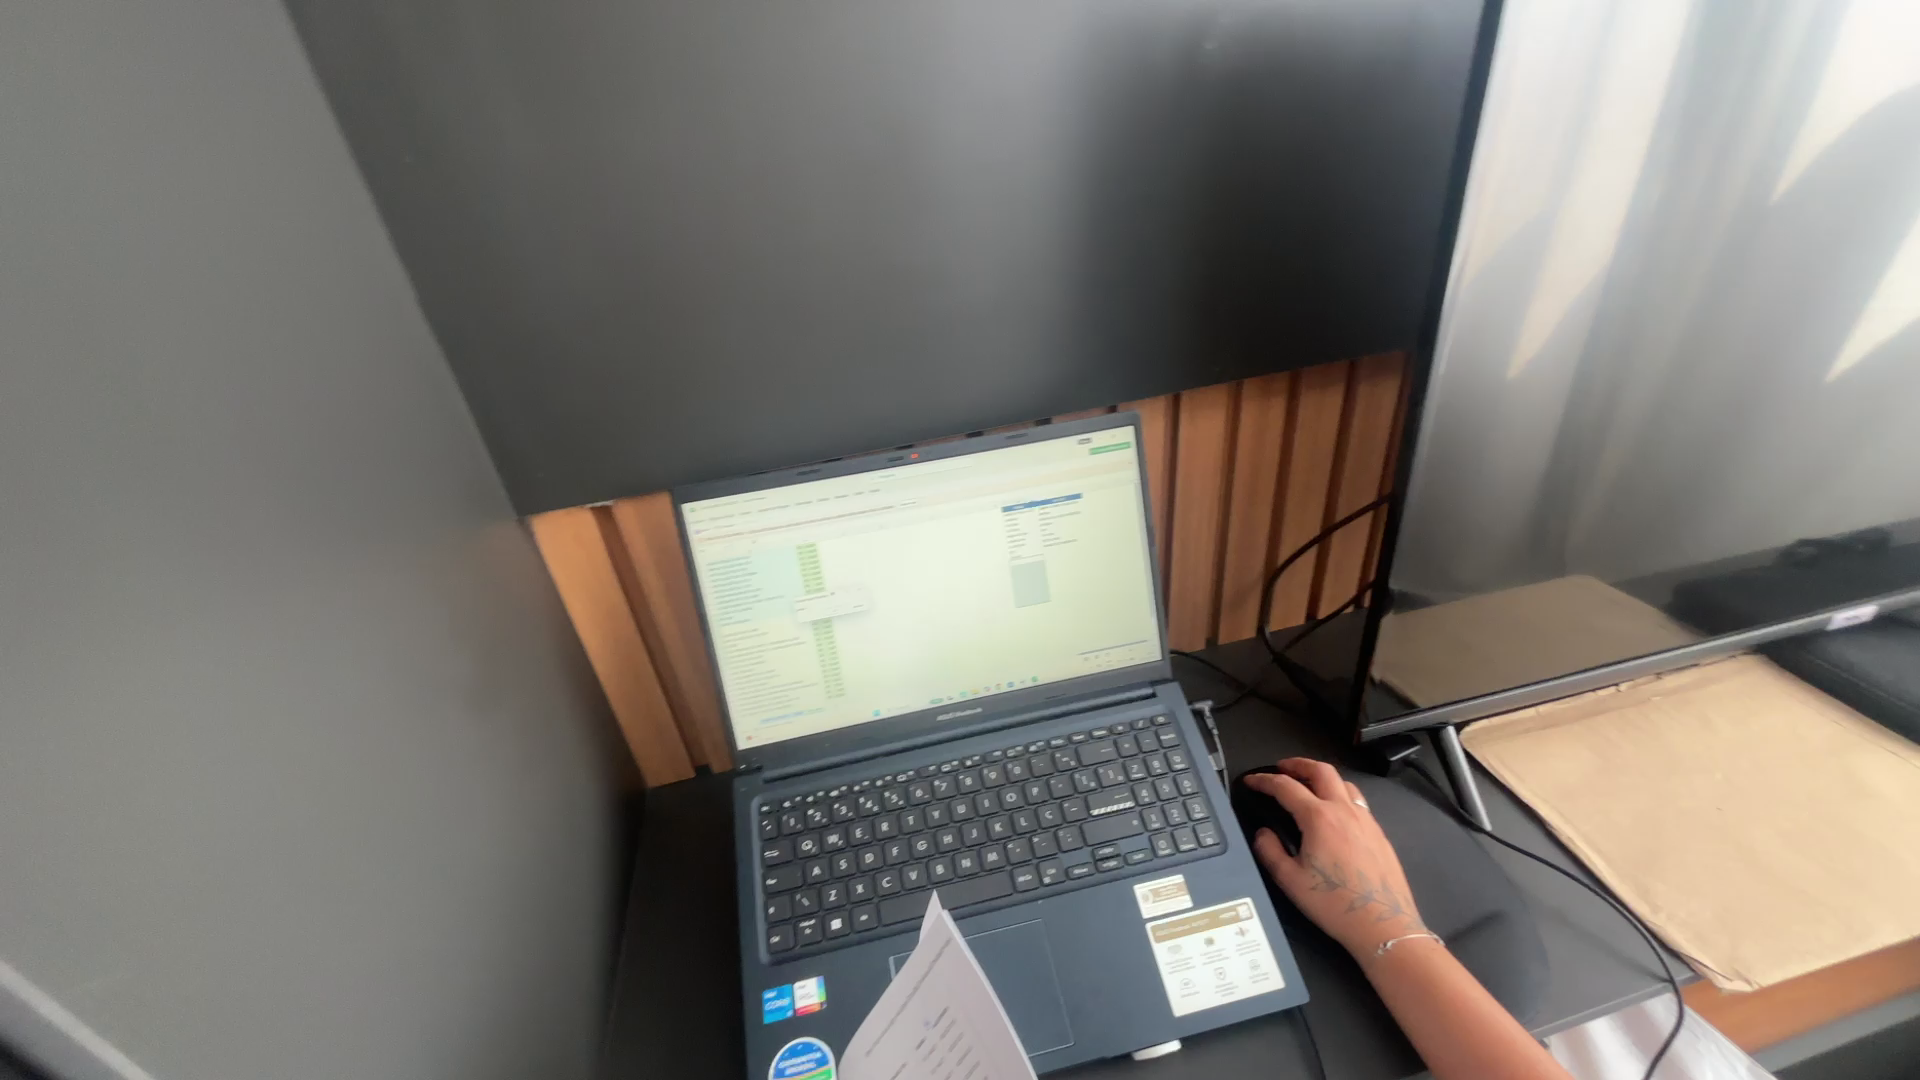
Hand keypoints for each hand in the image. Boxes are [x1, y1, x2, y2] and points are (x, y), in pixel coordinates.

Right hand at [1246, 758, 1426, 957]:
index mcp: (1319, 819)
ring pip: (1343, 782)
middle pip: (1320, 770)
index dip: (1263, 780)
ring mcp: (1366, 822)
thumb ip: (1268, 850)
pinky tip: (1333, 812)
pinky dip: (1339, 794)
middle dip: (1297, 764)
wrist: (1386, 929)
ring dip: (1321, 777)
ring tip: (1307, 785)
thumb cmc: (1337, 906)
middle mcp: (1345, 812)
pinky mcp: (1380, 835)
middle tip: (1281, 768)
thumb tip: (1263, 833)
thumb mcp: (1289, 881)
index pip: (1285, 786)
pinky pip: (1358, 802)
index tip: (1252, 781)